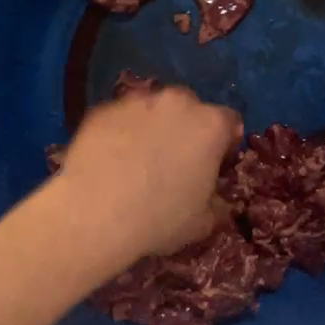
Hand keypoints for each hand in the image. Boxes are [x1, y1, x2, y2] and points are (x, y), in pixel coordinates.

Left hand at [55, 87, 240, 269]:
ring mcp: (136, 102)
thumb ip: (217, 205)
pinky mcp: (102, 109)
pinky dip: (120, 131)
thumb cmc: (159, 219)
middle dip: (187, 128)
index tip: (214, 162)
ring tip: (138, 158)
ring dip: (152, 125)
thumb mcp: (202, 223)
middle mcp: (177, 102)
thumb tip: (218, 202)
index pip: (230, 122)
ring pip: (152, 108)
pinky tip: (110, 158)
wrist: (94, 213)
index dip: (224, 143)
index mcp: (210, 125)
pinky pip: (119, 118)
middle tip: (175, 159)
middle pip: (190, 107)